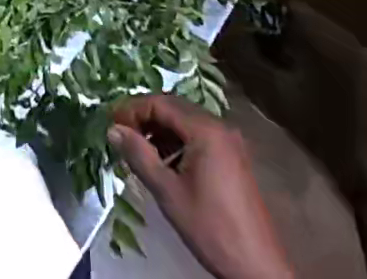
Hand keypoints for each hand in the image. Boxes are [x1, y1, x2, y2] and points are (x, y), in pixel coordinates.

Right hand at [107, 94, 294, 278]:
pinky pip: (199, 137)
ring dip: (161, 130)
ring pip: (187, 123)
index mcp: (206, 129)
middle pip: (175, 108)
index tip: (110, 122)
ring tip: (137, 149)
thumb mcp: (168, 192)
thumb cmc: (210, 228)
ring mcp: (229, 141)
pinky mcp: (232, 157)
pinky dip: (178, 142)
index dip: (133, 109)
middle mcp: (220, 126)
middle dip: (145, 117)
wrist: (256, 266)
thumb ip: (139, 156)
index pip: (162, 103)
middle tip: (120, 133)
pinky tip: (163, 162)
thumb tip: (113, 130)